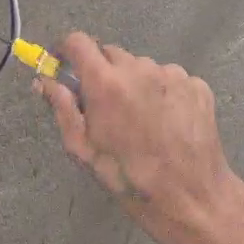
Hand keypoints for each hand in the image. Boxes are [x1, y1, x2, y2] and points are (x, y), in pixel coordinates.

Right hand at [38, 32, 243, 243]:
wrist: (195, 201)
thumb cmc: (130, 178)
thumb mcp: (82, 149)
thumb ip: (61, 107)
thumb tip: (45, 80)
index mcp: (106, 81)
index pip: (77, 41)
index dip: (67, 51)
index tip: (65, 66)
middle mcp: (138, 68)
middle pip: (109, 53)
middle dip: (102, 72)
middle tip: (105, 104)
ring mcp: (171, 75)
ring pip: (140, 66)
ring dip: (133, 82)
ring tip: (141, 117)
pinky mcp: (197, 86)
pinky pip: (169, 78)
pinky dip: (162, 92)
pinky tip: (167, 121)